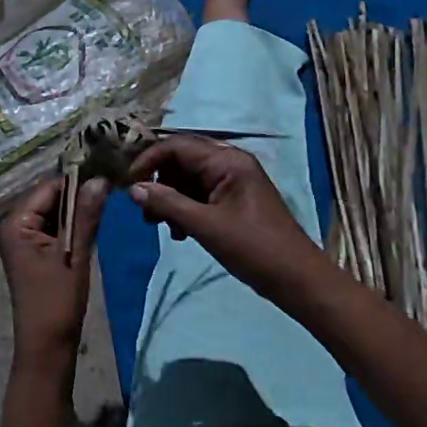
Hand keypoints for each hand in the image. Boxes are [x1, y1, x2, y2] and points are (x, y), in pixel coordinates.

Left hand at [0, 177, 106, 366]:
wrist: (46, 347)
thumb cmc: (57, 301)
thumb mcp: (75, 254)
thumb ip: (86, 215)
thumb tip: (100, 179)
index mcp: (16, 223)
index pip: (48, 188)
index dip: (77, 183)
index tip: (107, 180)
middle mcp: (13, 226)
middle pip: (49, 199)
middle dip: (77, 198)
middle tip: (110, 194)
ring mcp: (21, 240)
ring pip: (54, 214)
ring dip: (76, 213)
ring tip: (105, 209)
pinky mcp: (32, 253)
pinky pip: (53, 229)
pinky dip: (71, 228)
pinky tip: (90, 230)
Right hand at [127, 136, 328, 305]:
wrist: (298, 280)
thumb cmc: (254, 249)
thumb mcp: (206, 226)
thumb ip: (168, 204)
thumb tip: (133, 189)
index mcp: (228, 161)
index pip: (177, 146)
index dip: (148, 160)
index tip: (129, 184)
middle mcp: (230, 163)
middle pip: (181, 160)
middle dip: (158, 182)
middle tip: (144, 210)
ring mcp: (233, 182)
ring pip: (187, 179)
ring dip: (169, 198)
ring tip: (158, 225)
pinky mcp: (233, 201)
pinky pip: (199, 195)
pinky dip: (184, 208)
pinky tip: (179, 232)